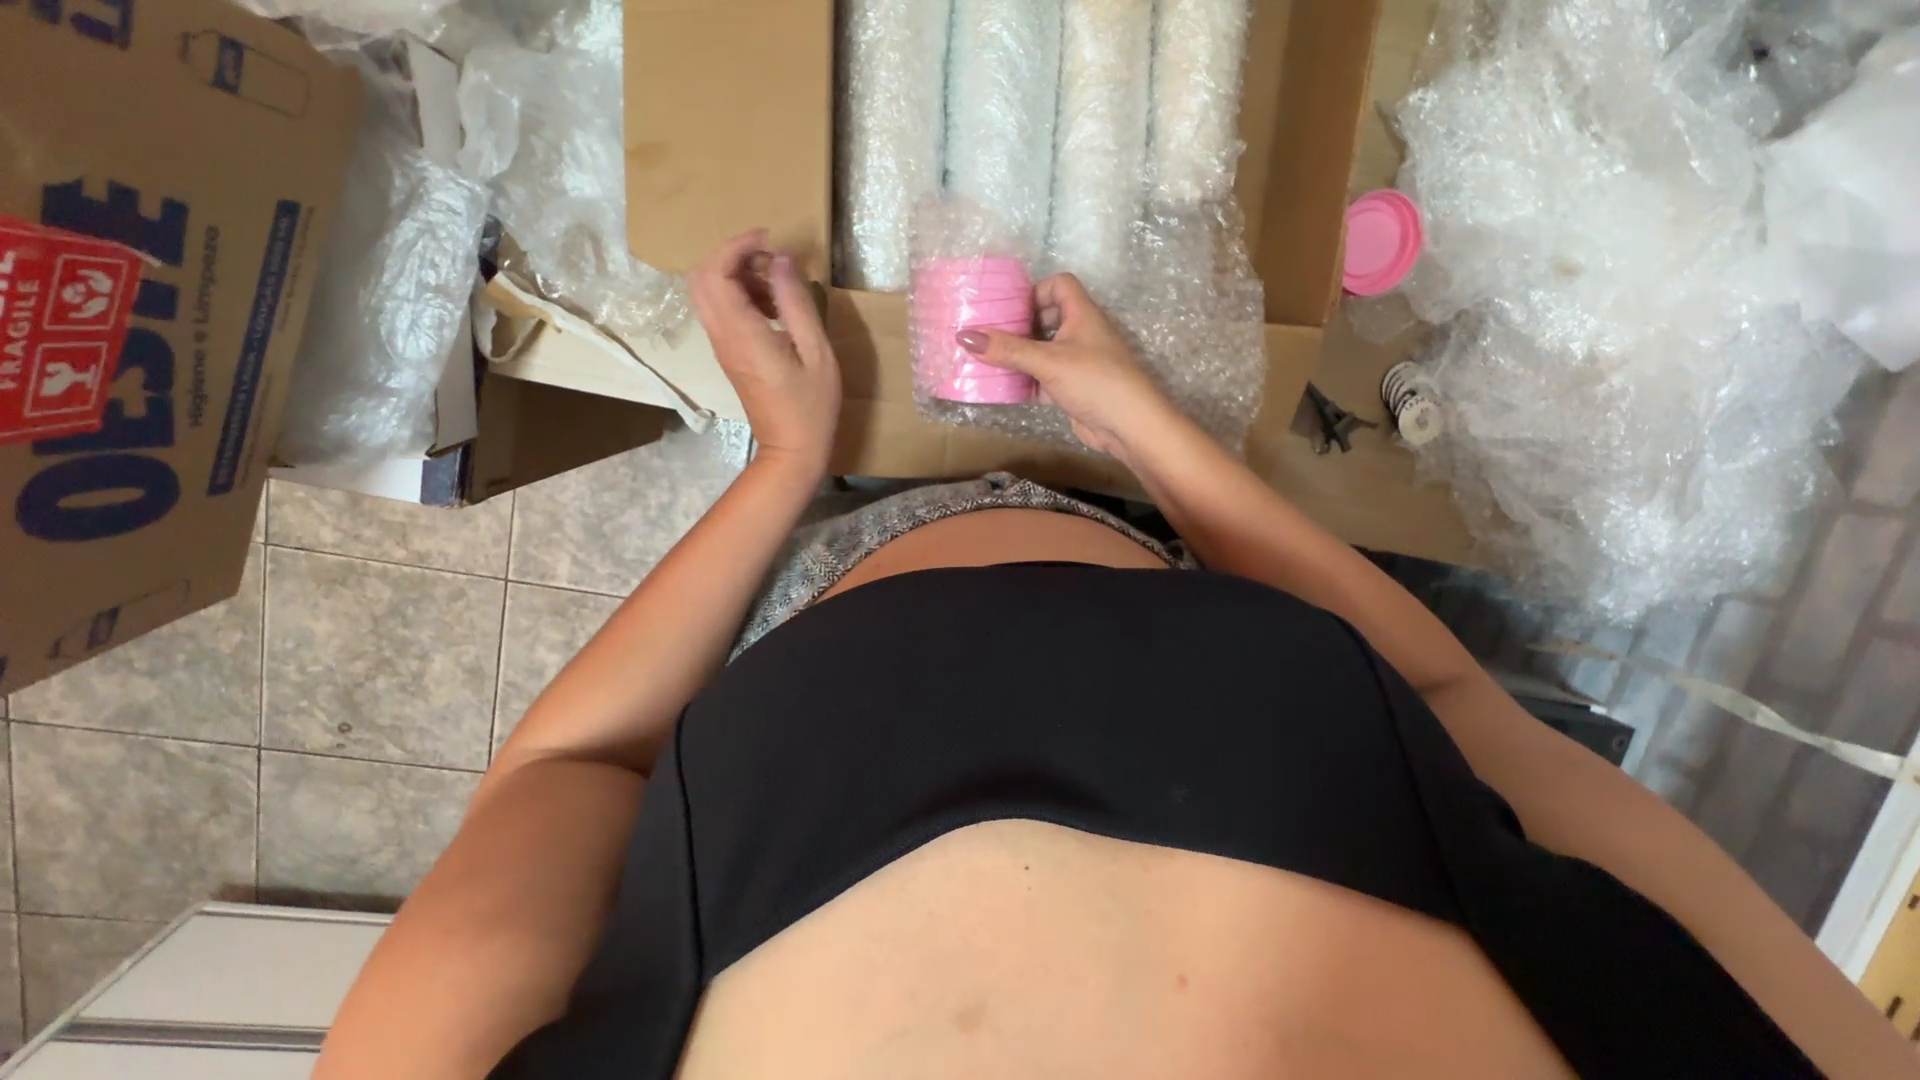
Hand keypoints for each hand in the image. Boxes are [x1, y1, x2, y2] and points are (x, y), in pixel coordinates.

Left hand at [688, 229, 841, 477]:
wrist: (791, 450)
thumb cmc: (811, 406)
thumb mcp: (816, 353)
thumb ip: (797, 303)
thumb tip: (781, 259)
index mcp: (742, 334)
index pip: (716, 273)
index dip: (737, 246)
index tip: (770, 241)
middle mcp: (722, 337)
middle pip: (701, 277)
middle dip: (732, 256)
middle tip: (770, 259)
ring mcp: (721, 346)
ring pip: (707, 292)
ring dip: (737, 275)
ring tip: (778, 285)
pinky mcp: (728, 354)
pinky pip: (721, 310)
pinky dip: (741, 295)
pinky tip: (775, 307)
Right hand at [955, 273, 1177, 462]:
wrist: (1129, 426)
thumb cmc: (1095, 381)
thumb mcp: (1047, 361)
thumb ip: (1007, 349)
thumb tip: (964, 336)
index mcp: (1082, 314)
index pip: (1059, 285)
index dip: (1035, 291)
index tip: (1010, 310)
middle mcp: (1081, 333)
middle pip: (1046, 318)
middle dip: (1019, 327)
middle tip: (991, 337)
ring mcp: (1078, 362)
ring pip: (1043, 351)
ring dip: (1019, 357)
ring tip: (988, 362)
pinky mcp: (1073, 388)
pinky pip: (1043, 378)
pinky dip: (1025, 381)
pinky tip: (1003, 388)